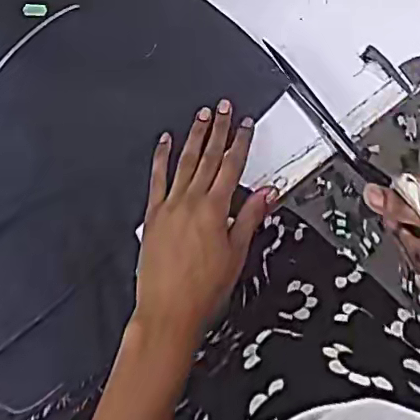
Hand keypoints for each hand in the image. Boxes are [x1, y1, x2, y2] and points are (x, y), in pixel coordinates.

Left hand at [134, 101, 273, 346]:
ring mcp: (170, 205)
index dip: (240, 141)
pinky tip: (164, 141)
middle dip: (219, 129)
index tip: (245, 125)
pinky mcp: (153, 213)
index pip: (232, 165)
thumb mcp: (236, 254)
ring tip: (201, 115)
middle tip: (224, 107)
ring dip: (195, 135)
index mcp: (215, 209)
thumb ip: (251, 218)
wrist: (168, 312)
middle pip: (209, 156)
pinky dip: (161, 157)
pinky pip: (157, 178)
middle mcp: (192, 201)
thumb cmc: (202, 290)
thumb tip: (266, 193)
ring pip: (185, 161)